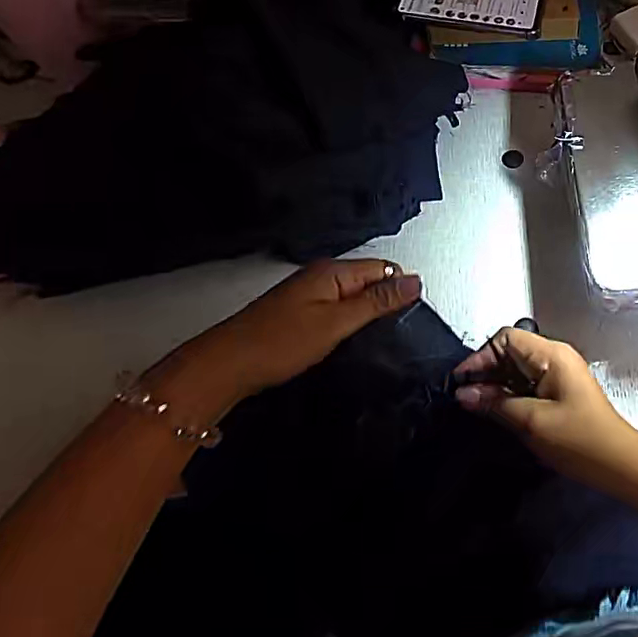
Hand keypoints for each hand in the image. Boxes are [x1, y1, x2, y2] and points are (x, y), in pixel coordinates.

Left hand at [162, 259, 421, 409]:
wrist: (224, 368)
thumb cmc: (274, 344)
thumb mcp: (337, 322)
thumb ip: (378, 301)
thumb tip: (413, 282)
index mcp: (333, 271)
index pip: (386, 268)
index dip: (399, 291)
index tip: (402, 316)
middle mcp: (322, 276)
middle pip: (371, 282)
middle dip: (382, 305)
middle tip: (377, 332)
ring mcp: (310, 294)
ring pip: (355, 298)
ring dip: (363, 317)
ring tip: (355, 339)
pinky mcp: (302, 312)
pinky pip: (338, 311)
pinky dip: (345, 325)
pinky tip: (339, 342)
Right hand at [452, 327, 637, 499]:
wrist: (618, 463)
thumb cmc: (583, 441)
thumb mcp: (531, 421)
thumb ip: (495, 404)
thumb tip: (465, 393)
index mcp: (553, 355)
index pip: (507, 338)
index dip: (481, 357)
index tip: (462, 382)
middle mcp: (557, 358)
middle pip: (511, 351)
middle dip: (486, 372)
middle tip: (467, 397)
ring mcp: (559, 375)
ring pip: (517, 369)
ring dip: (496, 386)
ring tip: (480, 408)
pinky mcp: (560, 392)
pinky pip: (527, 384)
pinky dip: (510, 395)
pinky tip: (500, 413)